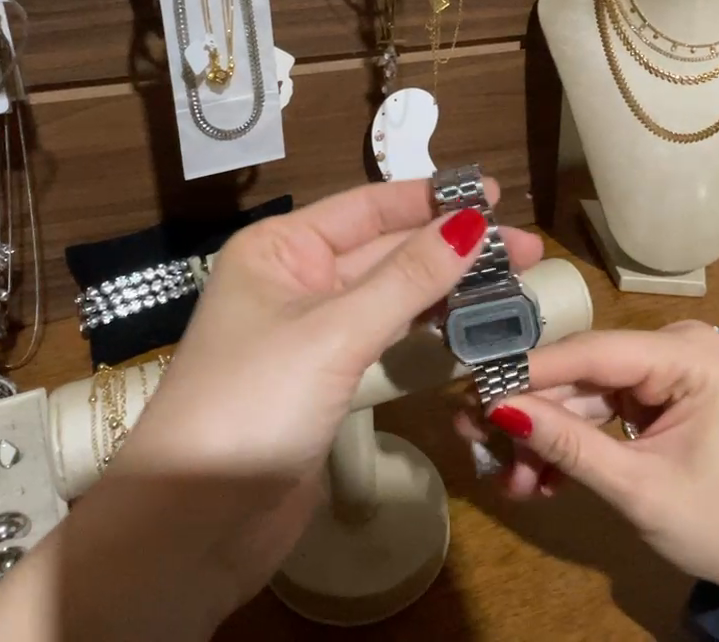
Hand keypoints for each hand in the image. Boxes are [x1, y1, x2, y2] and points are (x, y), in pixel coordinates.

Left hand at [115, 179, 543, 600]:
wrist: (194, 524)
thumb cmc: (253, 403)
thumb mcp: (333, 331)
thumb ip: (406, 278)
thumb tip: (470, 221)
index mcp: (280, 247)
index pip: (366, 207)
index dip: (430, 199)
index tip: (493, 194)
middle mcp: (296, 279)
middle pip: (385, 250)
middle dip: (451, 248)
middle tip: (524, 250)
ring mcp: (314, 331)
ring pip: (391, 296)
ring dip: (446, 289)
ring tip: (511, 285)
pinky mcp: (330, 378)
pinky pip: (387, 338)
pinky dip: (427, 330)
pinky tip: (470, 326)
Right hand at [461, 322, 718, 593]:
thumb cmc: (717, 522)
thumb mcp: (638, 490)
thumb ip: (569, 447)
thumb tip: (499, 409)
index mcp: (687, 356)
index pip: (595, 353)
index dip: (533, 369)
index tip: (476, 386)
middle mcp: (669, 347)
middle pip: (579, 372)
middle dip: (530, 412)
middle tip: (473, 433)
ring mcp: (654, 369)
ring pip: (576, 393)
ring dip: (540, 435)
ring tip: (505, 475)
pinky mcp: (642, 392)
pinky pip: (589, 409)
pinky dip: (561, 442)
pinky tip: (533, 477)